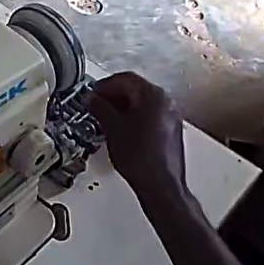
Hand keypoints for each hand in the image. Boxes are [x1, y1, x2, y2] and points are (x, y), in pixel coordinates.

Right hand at [86, 72, 188, 208]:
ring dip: (123, 105)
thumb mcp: (112, 128)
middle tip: (97, 103)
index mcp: (153, 96)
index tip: (93, 93)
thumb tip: (92, 99)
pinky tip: (121, 128)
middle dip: (114, 94)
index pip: (126, 79)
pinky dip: (134, 116)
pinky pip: (150, 114)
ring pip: (143, 102)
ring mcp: (171, 116)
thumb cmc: (141, 159)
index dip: (105, 85)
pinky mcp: (171, 130)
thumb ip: (100, 108)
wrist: (160, 185)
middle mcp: (166, 103)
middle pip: (136, 88)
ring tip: (106, 117)